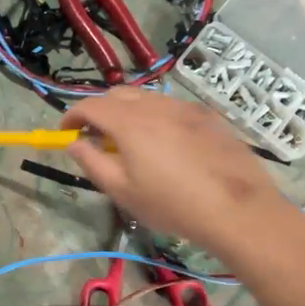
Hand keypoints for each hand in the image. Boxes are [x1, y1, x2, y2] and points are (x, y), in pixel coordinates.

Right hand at [61, 87, 286, 253]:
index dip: (72, 116)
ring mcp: (186, 108)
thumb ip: (92, 162)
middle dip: (99, 110)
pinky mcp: (209, 117)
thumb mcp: (122, 190)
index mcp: (130, 122)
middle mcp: (156, 106)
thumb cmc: (172, 204)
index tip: (66, 133)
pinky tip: (165, 145)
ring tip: (130, 142)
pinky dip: (156, 117)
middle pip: (117, 95)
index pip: (90, 106)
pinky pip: (172, 108)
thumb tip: (75, 143)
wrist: (238, 210)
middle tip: (96, 138)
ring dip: (128, 112)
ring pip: (146, 98)